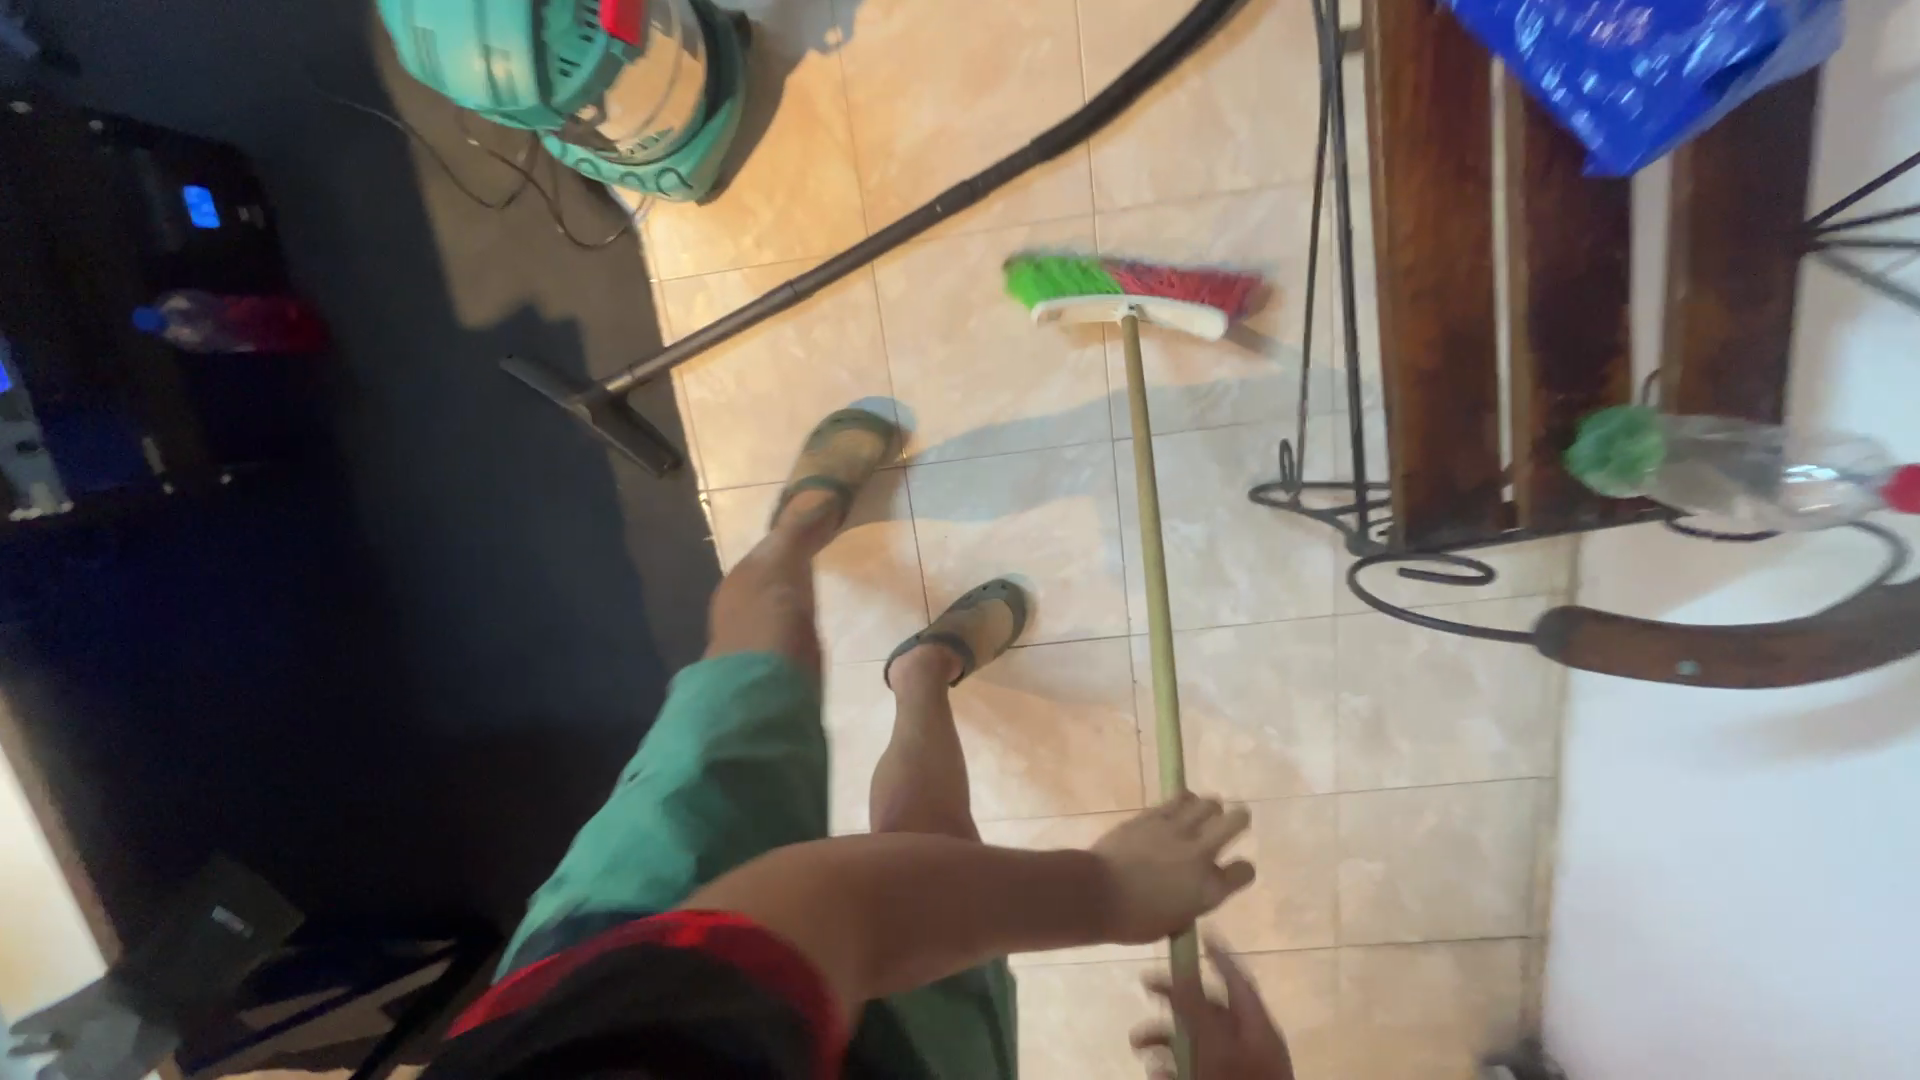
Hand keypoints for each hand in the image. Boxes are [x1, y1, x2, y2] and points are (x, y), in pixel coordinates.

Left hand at [1091, 793, 1254, 944]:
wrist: (1098, 893)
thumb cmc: (1134, 920)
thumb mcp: (1174, 923)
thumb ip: (1190, 903)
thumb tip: (1188, 892)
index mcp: (1210, 890)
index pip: (1244, 871)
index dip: (1242, 870)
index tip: (1236, 868)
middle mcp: (1201, 855)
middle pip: (1234, 822)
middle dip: (1239, 818)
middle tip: (1237, 817)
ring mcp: (1177, 831)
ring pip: (1206, 804)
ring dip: (1209, 807)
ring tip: (1206, 810)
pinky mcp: (1153, 816)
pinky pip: (1178, 799)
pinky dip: (1184, 799)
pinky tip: (1182, 802)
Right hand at [1131, 939, 1293, 1079]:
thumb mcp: (1213, 1043)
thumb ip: (1195, 1004)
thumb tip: (1179, 970)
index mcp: (1255, 1025)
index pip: (1236, 978)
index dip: (1217, 955)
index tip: (1195, 935)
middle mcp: (1247, 1042)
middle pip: (1208, 1007)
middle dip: (1172, 999)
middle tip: (1144, 986)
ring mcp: (1236, 1069)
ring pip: (1195, 1040)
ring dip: (1163, 1037)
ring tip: (1138, 1043)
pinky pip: (1193, 1069)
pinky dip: (1171, 1066)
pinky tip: (1154, 1072)